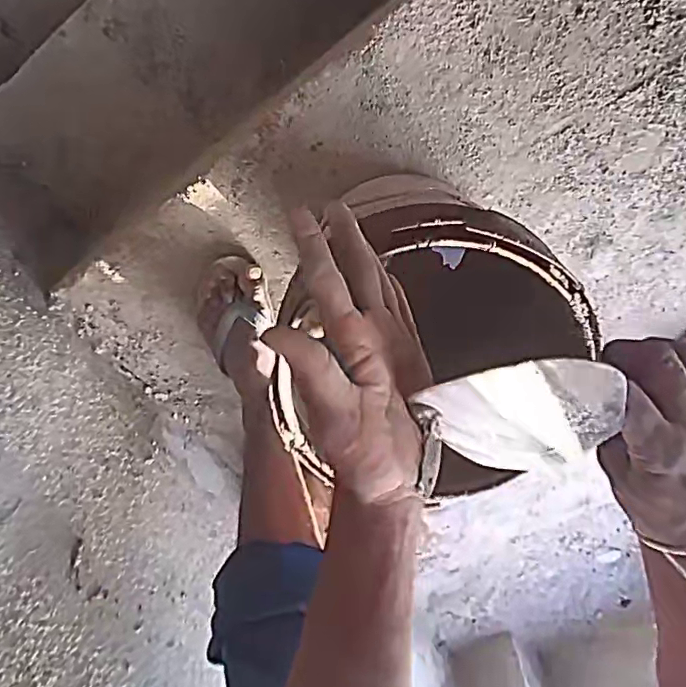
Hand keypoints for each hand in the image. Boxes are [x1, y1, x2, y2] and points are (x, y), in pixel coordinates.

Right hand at [263, 203, 430, 508]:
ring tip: (353, 228)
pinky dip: (386, 278)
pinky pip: (398, 301)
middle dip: (343, 236)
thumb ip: (307, 368)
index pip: (331, 282)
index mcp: (362, 342)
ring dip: (365, 251)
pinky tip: (383, 276)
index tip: (301, 216)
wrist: (407, 479)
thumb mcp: (332, 415)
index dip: (313, 247)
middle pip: (362, 271)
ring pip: (383, 281)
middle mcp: (386, 333)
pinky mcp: (410, 354)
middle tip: (330, 207)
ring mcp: (401, 342)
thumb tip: (276, 332)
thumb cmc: (368, 452)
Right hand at [595, 338, 685, 548]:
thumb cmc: (664, 512)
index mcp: (662, 448)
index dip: (607, 376)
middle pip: (663, 363)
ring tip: (642, 358)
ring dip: (662, 349)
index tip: (590, 371)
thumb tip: (593, 402)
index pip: (632, 396)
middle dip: (628, 352)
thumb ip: (606, 436)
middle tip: (611, 360)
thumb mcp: (618, 479)